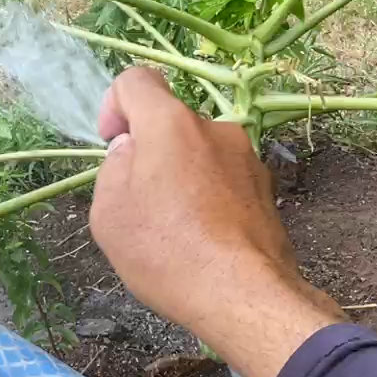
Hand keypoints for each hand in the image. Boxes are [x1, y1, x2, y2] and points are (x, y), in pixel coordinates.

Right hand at [91, 68, 342, 376]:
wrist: (242, 296)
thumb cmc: (166, 253)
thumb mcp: (109, 213)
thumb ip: (112, 168)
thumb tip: (131, 150)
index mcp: (171, 124)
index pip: (137, 81)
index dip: (114, 106)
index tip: (112, 145)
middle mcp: (216, 130)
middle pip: (172, 126)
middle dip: (151, 155)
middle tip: (140, 206)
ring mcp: (248, 160)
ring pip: (200, 157)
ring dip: (183, 181)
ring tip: (175, 233)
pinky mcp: (267, 192)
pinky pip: (225, 184)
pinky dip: (209, 202)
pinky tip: (204, 243)